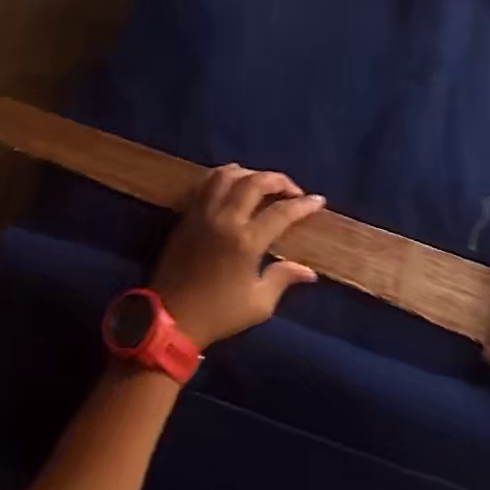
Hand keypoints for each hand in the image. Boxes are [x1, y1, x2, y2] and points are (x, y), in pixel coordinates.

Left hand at [151, 165, 323, 346]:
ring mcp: (202, 213)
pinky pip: (204, 184)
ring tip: (262, 183)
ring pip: (226, 175)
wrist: (171, 316)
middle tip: (292, 190)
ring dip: (248, 173)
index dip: (303, 204)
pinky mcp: (186, 215)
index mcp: (246, 241)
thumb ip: (283, 278)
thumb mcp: (259, 303)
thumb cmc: (219, 313)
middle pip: (254, 182)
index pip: (281, 212)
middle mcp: (225, 219)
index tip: (318, 201)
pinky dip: (221, 177)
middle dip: (278, 180)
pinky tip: (231, 184)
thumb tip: (308, 271)